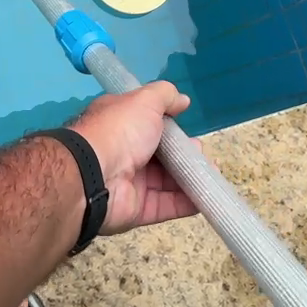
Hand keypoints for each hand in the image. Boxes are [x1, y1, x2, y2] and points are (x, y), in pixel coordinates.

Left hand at [68, 82, 197, 233]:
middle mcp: (123, 151)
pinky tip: (207, 195)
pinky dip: (187, 202)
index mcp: (120, 123)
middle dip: (183, 152)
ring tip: (211, 172)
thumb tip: (183, 100)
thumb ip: (165, 96)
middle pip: (160, 153)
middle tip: (200, 152)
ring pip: (166, 180)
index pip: (146, 121)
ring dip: (190, 176)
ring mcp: (130, 182)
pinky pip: (167, 205)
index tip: (186, 122)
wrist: (94, 175)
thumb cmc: (120, 130)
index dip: (168, 123)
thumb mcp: (144, 101)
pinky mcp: (137, 209)